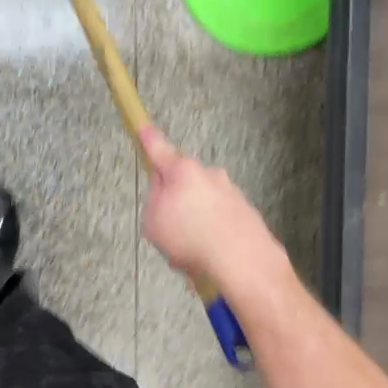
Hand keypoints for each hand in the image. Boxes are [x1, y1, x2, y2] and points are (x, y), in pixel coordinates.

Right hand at [139, 126, 283, 281]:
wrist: (241, 259)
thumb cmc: (190, 237)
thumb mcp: (152, 221)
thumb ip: (154, 200)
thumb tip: (162, 193)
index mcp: (182, 171)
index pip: (159, 150)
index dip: (148, 139)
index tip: (143, 127)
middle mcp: (209, 174)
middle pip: (184, 179)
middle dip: (175, 197)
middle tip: (167, 225)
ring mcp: (230, 191)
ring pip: (203, 200)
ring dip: (194, 217)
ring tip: (189, 248)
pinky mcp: (245, 210)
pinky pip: (219, 217)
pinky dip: (212, 230)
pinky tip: (208, 252)